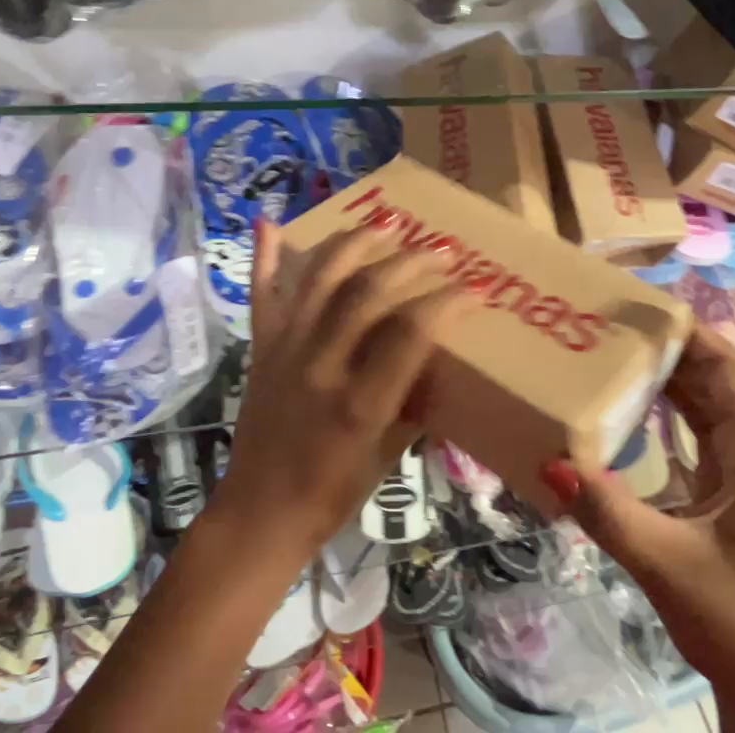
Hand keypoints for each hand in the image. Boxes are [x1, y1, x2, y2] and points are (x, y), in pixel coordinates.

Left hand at [214, 218, 470, 555]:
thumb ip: (413, 404)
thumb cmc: (332, 495)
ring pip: (320, 278)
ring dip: (356, 242)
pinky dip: (266, 257)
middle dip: (410, 263)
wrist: (259, 514)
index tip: (475, 290)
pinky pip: (262, 294)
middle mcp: (320, 366)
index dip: (446, 304)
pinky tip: (272, 222)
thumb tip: (438, 360)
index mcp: (359, 403)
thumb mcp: (388, 457)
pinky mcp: (260, 348)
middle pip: (367, 293)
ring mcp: (285, 351)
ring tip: (387, 222)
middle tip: (442, 252)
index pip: (410, 332)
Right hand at [542, 297, 734, 724]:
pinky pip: (698, 423)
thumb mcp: (664, 562)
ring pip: (716, 395)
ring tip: (627, 336)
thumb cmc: (732, 616)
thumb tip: (553, 463)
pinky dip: (671, 399)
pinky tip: (632, 388)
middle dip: (696, 338)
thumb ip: (608, 514)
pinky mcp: (721, 484)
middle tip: (636, 313)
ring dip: (680, 365)